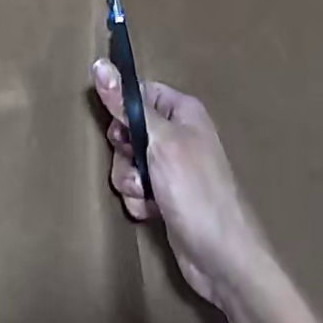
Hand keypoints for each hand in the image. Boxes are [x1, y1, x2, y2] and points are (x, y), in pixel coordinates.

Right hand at [91, 60, 272, 310]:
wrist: (223, 258)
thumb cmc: (195, 189)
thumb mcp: (157, 140)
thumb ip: (125, 105)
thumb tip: (98, 64)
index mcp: (182, 111)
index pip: (139, 93)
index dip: (123, 110)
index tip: (118, 128)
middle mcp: (177, 134)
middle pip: (128, 129)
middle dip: (123, 152)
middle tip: (136, 163)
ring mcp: (172, 167)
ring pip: (127, 161)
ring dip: (129, 179)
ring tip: (145, 193)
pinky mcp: (166, 196)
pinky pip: (135, 187)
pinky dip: (137, 199)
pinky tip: (151, 212)